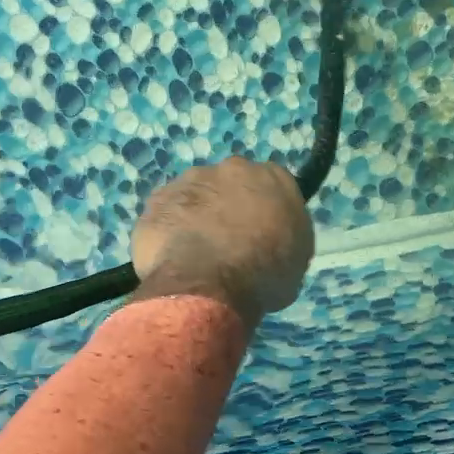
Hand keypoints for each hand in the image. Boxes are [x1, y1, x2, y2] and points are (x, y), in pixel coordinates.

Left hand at [129, 157, 314, 326]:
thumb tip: (274, 236)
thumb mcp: (297, 260)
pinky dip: (171, 232)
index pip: (273, 186)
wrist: (211, 285)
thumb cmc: (265, 275)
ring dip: (197, 217)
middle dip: (229, 208)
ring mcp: (189, 180)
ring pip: (195, 196)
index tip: (263, 234)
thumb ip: (286, 235)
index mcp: (273, 178)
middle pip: (230, 184)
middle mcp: (231, 167)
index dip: (266, 211)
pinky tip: (175, 259)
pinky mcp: (157, 200)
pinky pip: (167, 215)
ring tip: (198, 255)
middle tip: (229, 244)